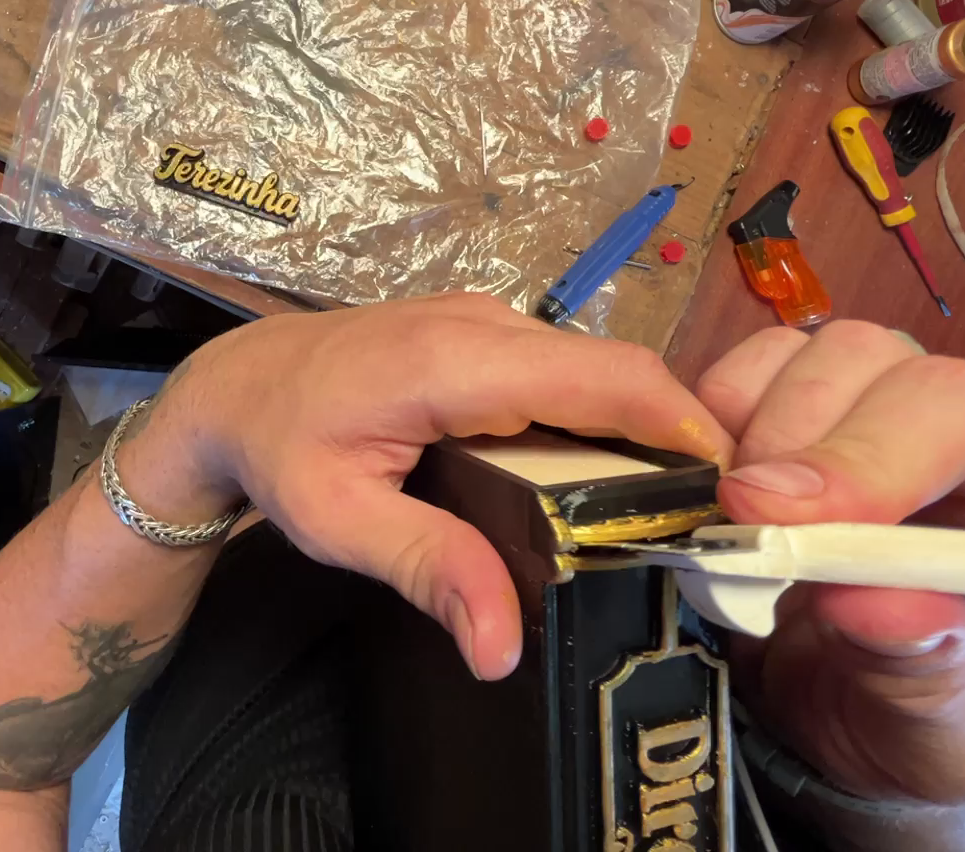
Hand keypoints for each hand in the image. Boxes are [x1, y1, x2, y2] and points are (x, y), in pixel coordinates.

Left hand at [120, 293, 733, 680]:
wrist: (235, 384)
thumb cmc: (279, 444)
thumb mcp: (340, 517)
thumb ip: (428, 566)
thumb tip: (504, 646)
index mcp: (453, 363)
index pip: (604, 379)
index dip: (682, 428)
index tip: (730, 494)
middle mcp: (477, 324)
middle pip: (609, 370)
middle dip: (667, 438)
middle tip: (691, 524)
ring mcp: (475, 317)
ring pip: (585, 366)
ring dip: (627, 428)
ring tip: (644, 508)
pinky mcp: (470, 328)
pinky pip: (552, 364)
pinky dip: (584, 411)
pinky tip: (577, 470)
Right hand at [696, 321, 964, 806]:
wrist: (790, 683)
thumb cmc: (888, 723)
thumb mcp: (931, 745)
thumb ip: (925, 687)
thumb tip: (877, 606)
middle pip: (961, 397)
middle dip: (864, 456)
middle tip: (776, 518)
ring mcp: (890, 416)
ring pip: (853, 357)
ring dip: (782, 429)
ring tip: (741, 509)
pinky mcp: (796, 393)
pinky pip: (761, 358)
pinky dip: (724, 406)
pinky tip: (714, 467)